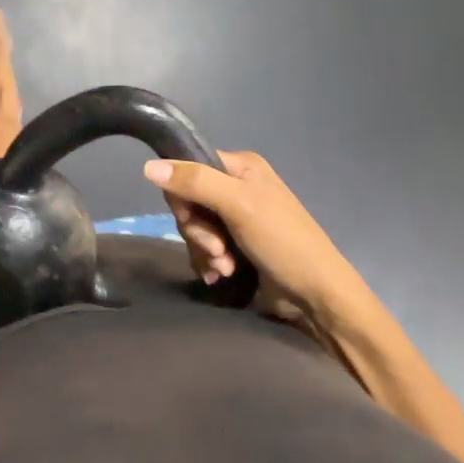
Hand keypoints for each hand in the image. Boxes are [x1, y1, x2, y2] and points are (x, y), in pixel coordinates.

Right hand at [143, 151, 357, 321]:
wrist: (315, 296)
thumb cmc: (283, 242)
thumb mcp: (239, 205)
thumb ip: (195, 182)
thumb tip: (148, 167)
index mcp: (241, 167)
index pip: (189, 168)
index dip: (183, 195)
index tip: (191, 216)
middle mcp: (237, 188)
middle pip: (189, 202)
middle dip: (198, 231)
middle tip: (219, 249)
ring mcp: (237, 220)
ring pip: (194, 229)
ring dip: (204, 251)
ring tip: (225, 267)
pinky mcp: (236, 248)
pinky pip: (203, 250)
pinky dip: (209, 264)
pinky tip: (222, 276)